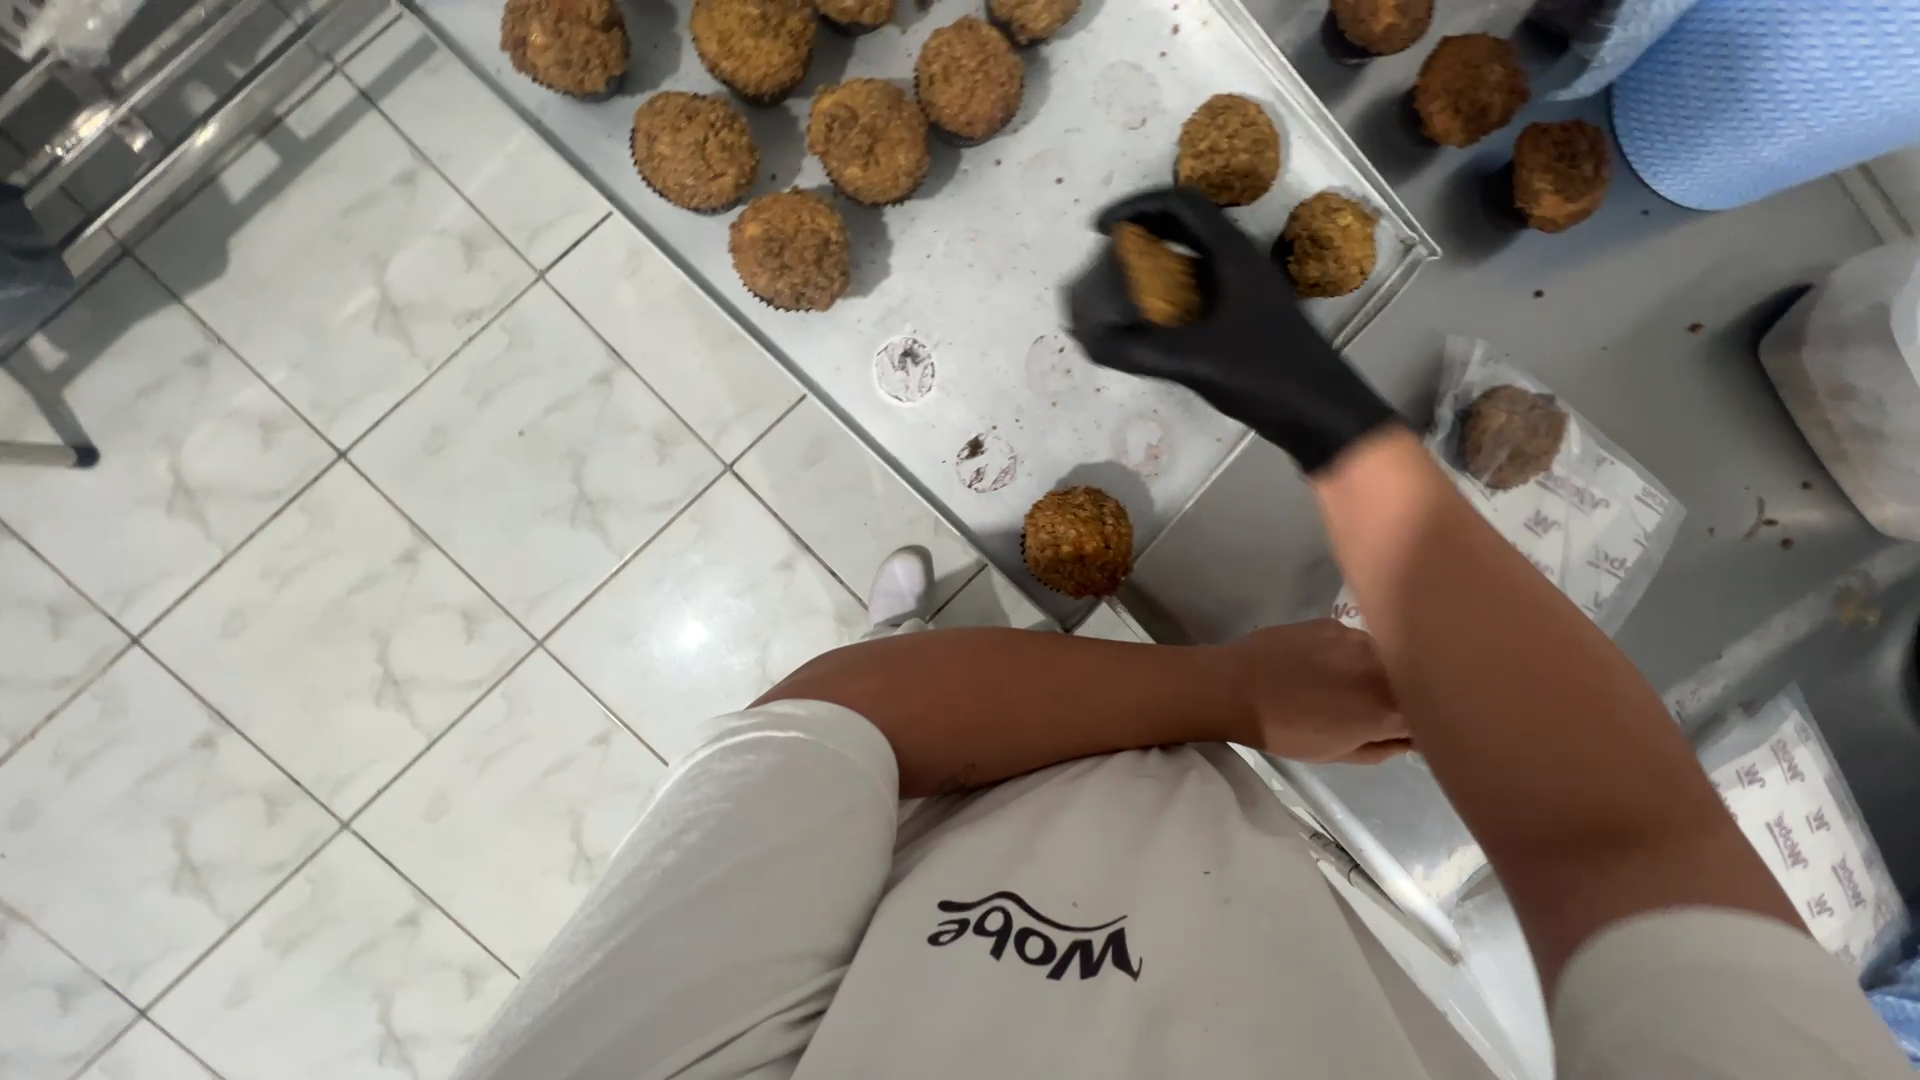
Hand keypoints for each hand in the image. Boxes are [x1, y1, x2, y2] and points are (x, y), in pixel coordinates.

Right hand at [1065, 186, 1401, 473]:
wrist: (1321, 412)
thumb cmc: (1267, 375)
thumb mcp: (1196, 362)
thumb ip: (1139, 351)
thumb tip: (1087, 340)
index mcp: (1234, 256)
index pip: (1182, 204)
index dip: (1137, 207)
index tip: (1101, 230)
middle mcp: (1241, 263)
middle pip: (1188, 225)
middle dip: (1143, 230)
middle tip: (1106, 250)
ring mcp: (1245, 291)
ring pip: (1194, 258)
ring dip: (1156, 262)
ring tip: (1120, 284)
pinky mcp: (1245, 318)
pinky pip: (1199, 289)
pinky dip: (1168, 294)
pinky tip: (1150, 322)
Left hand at [1223, 621, 1409, 763]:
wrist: (1234, 686)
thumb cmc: (1285, 730)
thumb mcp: (1338, 753)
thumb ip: (1384, 746)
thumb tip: (1410, 738)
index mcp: (1391, 706)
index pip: (1429, 716)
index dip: (1419, 725)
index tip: (1402, 730)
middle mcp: (1385, 666)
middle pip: (1411, 681)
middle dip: (1402, 695)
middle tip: (1370, 707)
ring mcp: (1358, 638)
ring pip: (1384, 657)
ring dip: (1375, 672)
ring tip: (1341, 685)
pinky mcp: (1333, 623)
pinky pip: (1356, 642)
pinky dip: (1350, 655)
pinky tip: (1322, 665)